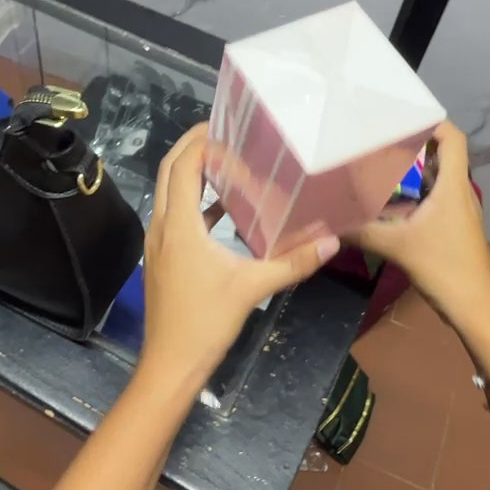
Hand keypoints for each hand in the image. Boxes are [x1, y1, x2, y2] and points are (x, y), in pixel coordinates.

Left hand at [139, 124, 338, 383]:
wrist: (170, 364)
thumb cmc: (205, 322)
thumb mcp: (252, 288)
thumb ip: (292, 262)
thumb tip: (331, 240)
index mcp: (178, 224)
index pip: (183, 165)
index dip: (200, 140)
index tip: (227, 125)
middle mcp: (162, 225)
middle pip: (170, 171)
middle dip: (192, 147)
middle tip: (226, 134)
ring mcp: (159, 242)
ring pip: (170, 193)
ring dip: (192, 173)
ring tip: (228, 161)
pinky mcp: (163, 257)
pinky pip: (176, 215)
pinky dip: (195, 203)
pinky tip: (224, 209)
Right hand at [349, 121, 489, 325]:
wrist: (475, 309)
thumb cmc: (444, 269)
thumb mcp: (396, 246)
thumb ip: (360, 231)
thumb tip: (324, 221)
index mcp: (453, 187)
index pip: (453, 138)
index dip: (432, 121)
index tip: (401, 116)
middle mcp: (460, 192)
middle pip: (442, 154)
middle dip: (412, 142)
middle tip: (378, 137)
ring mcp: (458, 211)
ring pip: (436, 178)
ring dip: (412, 168)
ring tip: (378, 162)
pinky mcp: (452, 227)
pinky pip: (433, 197)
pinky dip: (413, 192)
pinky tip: (387, 201)